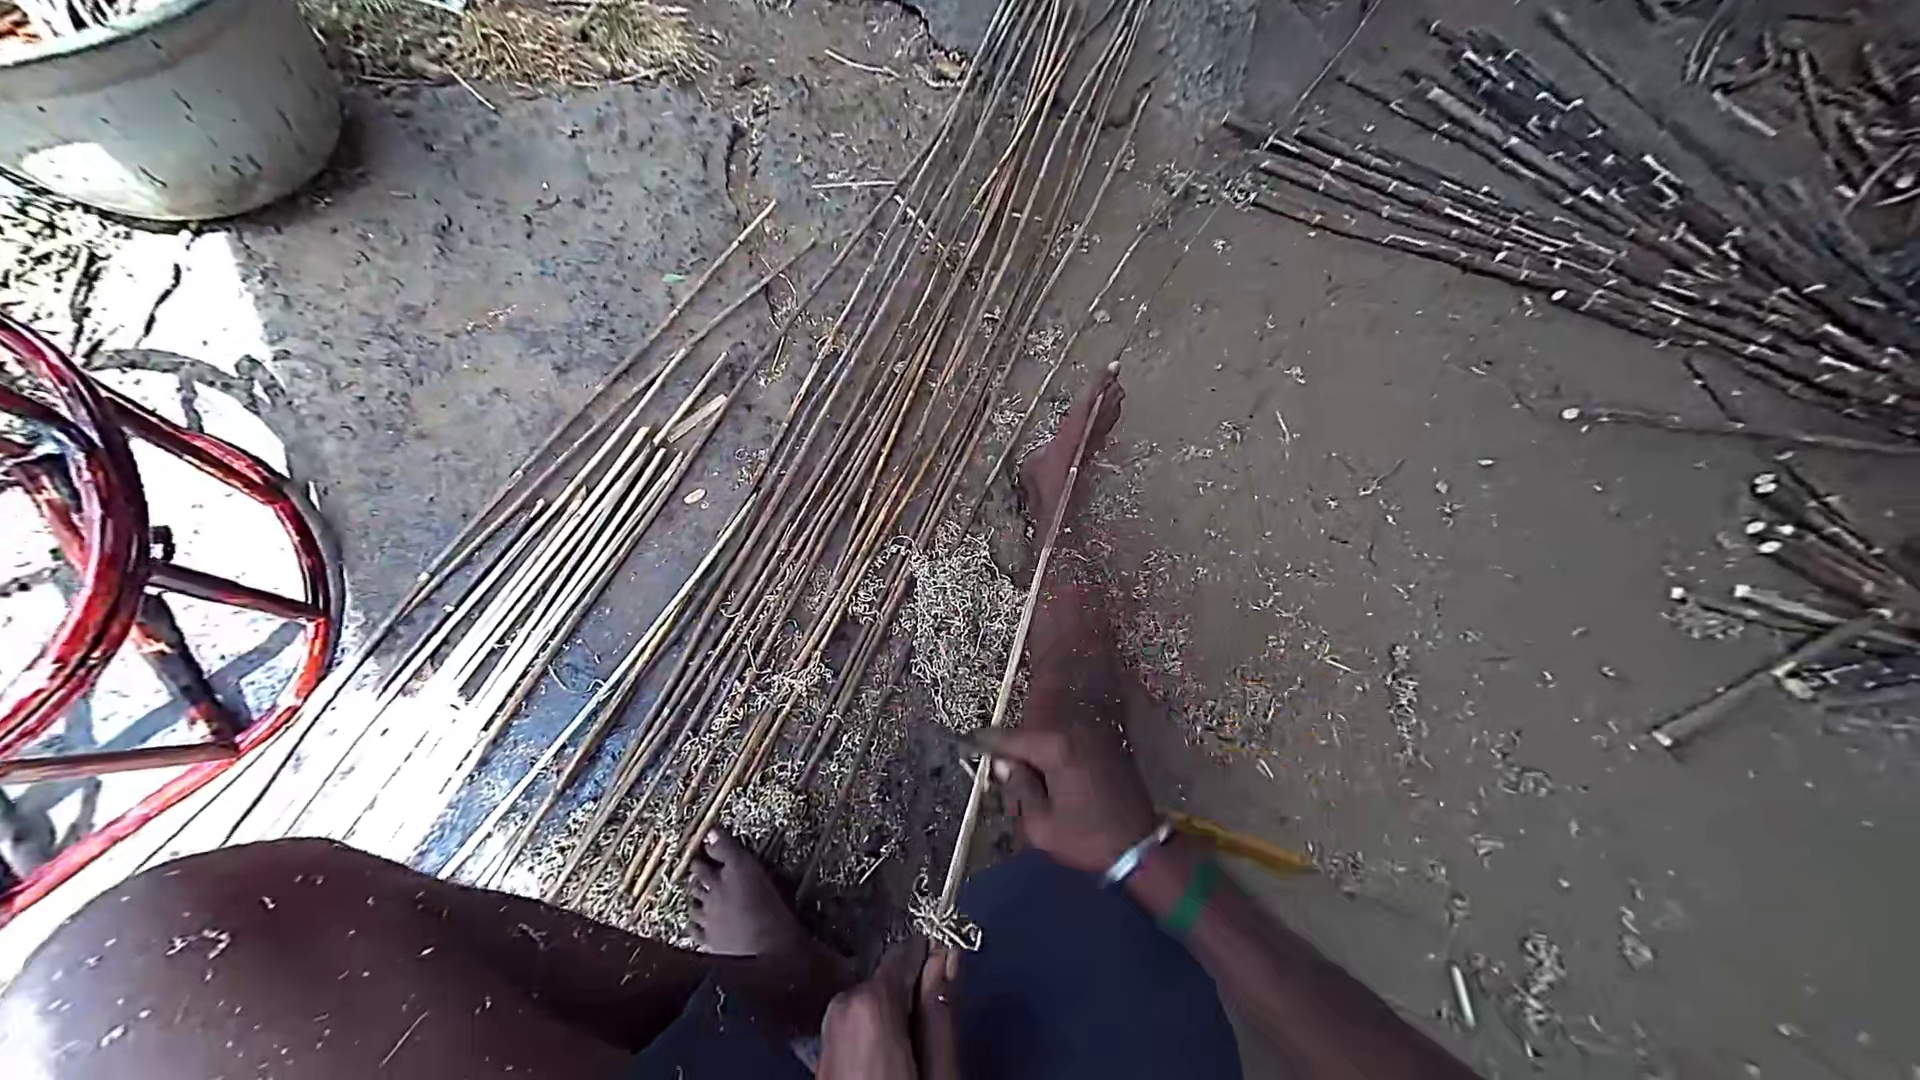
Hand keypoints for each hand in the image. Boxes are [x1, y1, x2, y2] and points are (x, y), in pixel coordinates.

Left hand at [817, 937, 960, 1079]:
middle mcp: (841, 1008)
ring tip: (909, 1058)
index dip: (932, 960)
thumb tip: (946, 958)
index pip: (908, 950)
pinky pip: (857, 1028)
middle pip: (890, 980)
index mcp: (870, 1002)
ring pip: (875, 1004)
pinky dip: (876, 1037)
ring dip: (895, 1019)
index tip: (949, 976)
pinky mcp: (820, 1057)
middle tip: (930, 1037)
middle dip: (913, 997)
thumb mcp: (937, 1072)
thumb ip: (941, 1012)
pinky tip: (887, 1069)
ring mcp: (826, 1032)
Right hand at [986, 722, 1158, 875]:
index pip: (1008, 738)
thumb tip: (1006, 767)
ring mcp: (1091, 735)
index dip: (987, 745)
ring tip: (1038, 787)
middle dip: (1015, 755)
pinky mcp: (1104, 743)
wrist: (1141, 846)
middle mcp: (1073, 732)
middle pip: (1028, 734)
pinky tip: (1058, 783)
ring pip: (1047, 736)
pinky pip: (1067, 741)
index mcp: (1055, 748)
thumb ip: (1018, 790)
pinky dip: (1055, 755)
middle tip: (1011, 783)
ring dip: (1036, 755)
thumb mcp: (1041, 826)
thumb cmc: (1089, 838)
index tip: (972, 748)